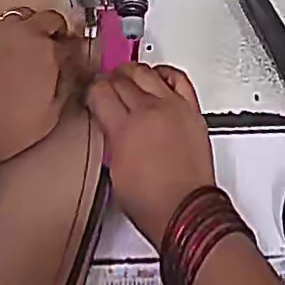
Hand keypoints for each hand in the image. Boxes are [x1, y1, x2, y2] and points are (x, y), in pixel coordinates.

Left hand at [0, 8, 86, 170]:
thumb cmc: (9, 126)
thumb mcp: (50, 115)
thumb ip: (65, 86)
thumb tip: (70, 71)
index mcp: (48, 51)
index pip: (70, 44)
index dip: (73, 55)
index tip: (71, 64)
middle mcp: (27, 33)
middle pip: (51, 18)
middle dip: (57, 31)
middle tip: (55, 50)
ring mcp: (2, 31)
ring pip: (25, 15)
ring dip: (33, 25)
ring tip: (30, 46)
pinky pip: (3, 24)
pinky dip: (11, 31)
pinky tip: (8, 52)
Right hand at [86, 63, 215, 245]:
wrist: (186, 212)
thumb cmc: (152, 202)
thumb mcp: (114, 171)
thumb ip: (110, 138)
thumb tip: (108, 123)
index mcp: (124, 128)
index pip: (100, 91)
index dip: (92, 90)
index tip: (92, 94)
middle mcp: (148, 112)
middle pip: (121, 79)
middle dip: (109, 81)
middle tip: (106, 87)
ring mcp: (172, 107)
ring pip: (146, 72)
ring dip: (132, 73)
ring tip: (128, 79)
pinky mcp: (191, 110)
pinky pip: (178, 78)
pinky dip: (165, 73)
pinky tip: (158, 77)